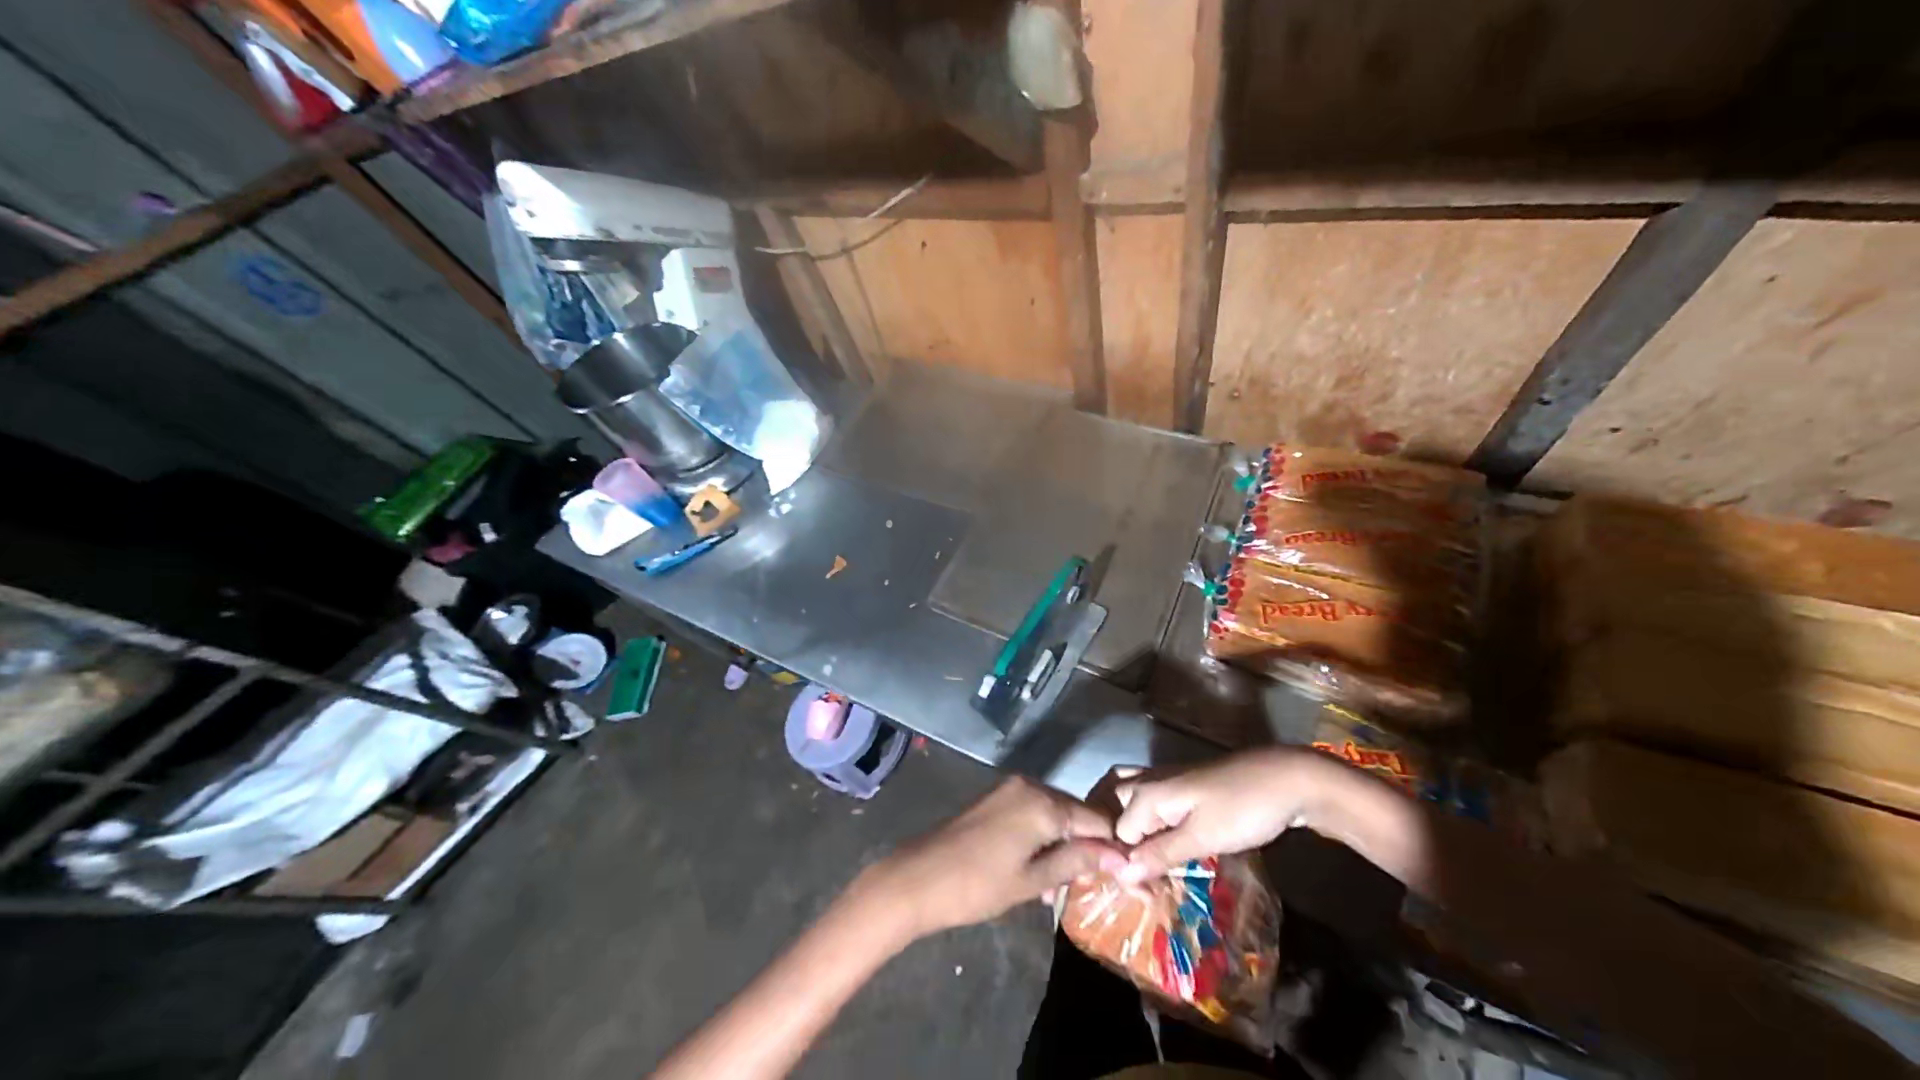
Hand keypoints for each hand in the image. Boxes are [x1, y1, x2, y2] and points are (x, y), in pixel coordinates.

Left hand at [859, 777, 1125, 939]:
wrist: (916, 879)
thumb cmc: (977, 885)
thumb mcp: (1032, 880)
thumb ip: (1076, 862)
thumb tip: (1120, 857)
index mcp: (1043, 802)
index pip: (1096, 819)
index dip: (1114, 846)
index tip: (1129, 874)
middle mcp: (1029, 785)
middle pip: (1075, 814)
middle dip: (1087, 847)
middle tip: (1094, 885)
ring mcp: (1009, 790)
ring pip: (1054, 816)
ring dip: (1063, 847)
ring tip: (1060, 888)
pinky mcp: (996, 800)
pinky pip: (1033, 815)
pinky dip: (1042, 839)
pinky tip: (1039, 872)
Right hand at [1111, 747, 1337, 880]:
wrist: (1286, 780)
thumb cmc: (1244, 809)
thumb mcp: (1203, 837)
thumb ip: (1161, 853)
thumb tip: (1122, 872)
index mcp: (1146, 795)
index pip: (1117, 836)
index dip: (1127, 866)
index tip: (1148, 895)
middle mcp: (1147, 782)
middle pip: (1110, 806)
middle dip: (1110, 838)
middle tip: (1132, 875)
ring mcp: (1164, 779)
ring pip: (1124, 794)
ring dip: (1118, 819)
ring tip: (1130, 853)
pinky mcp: (1182, 784)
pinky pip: (1145, 795)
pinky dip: (1139, 813)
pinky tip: (1153, 835)